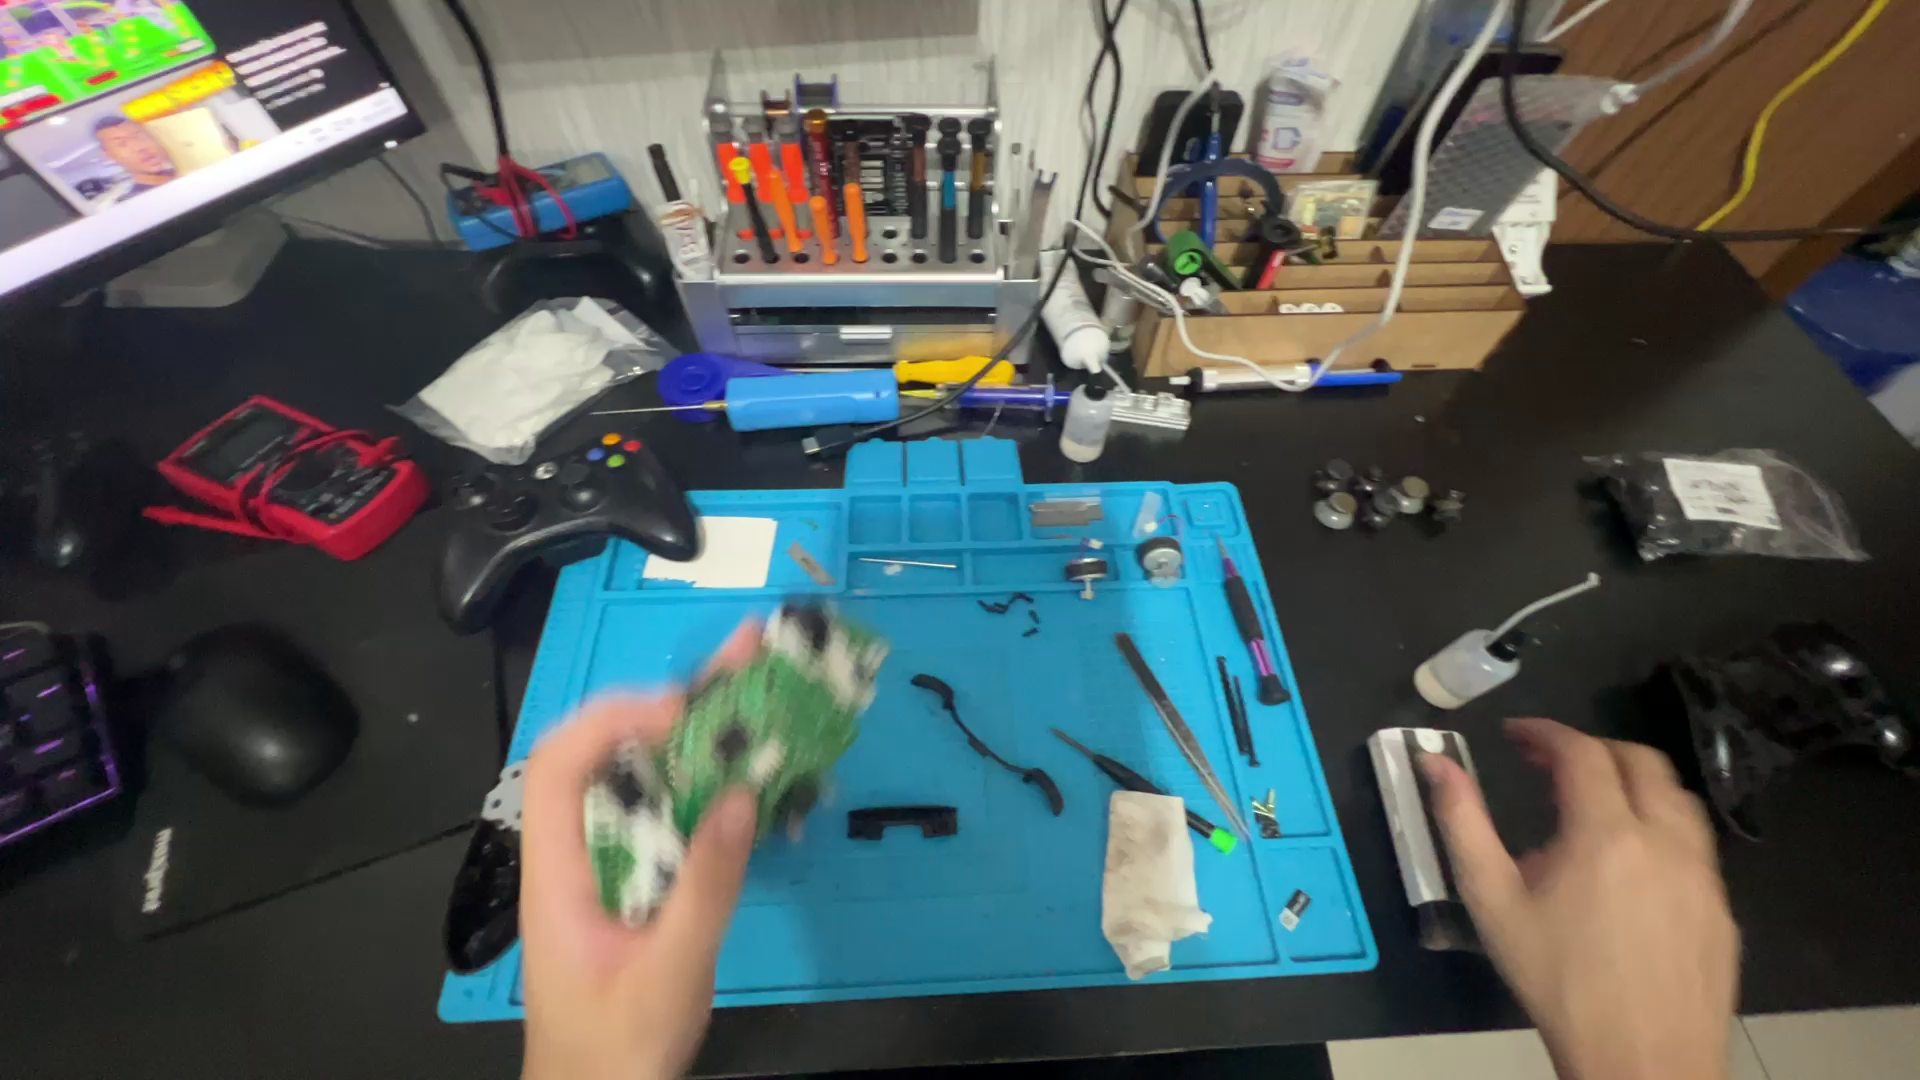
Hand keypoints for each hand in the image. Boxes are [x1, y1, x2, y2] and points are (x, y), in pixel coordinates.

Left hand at [519, 623, 760, 1079]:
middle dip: (678, 696)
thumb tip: (741, 795)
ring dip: (705, 723)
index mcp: (558, 869)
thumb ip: (704, 889)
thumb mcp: (667, 974)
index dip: (612, 723)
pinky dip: (720, 771)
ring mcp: (620, 852)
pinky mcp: (653, 865)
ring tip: (761, 682)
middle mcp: (585, 844)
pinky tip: (762, 755)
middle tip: (744, 653)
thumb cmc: (617, 1047)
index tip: (680, 714)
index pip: (560, 766)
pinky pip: (682, 803)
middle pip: (615, 748)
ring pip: (654, 769)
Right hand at [1423, 717, 1738, 1079]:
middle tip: (1542, 759)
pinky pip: (1693, 841)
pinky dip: (1653, 820)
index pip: (1583, 754)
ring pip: (1677, 798)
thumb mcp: (1489, 895)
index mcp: (1605, 836)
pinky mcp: (1721, 911)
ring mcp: (1704, 879)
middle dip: (1588, 747)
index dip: (1544, 732)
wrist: (1642, 1062)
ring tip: (1582, 798)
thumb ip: (1460, 818)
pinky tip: (1620, 855)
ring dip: (1628, 780)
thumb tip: (1433, 761)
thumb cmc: (1553, 974)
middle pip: (1642, 762)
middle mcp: (1665, 845)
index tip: (1512, 733)